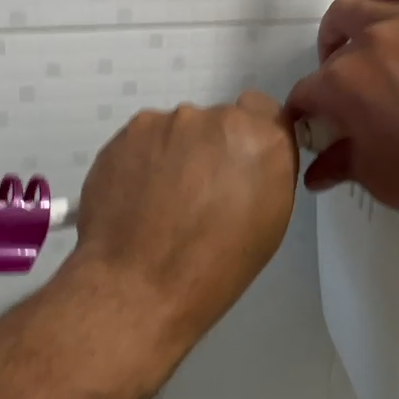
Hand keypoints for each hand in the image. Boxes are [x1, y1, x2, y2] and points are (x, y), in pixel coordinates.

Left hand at [68, 92, 300, 342]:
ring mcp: (169, 122)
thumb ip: (266, 174)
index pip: (264, 112)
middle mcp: (218, 119)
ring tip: (160, 202)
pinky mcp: (128, 132)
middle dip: (212, 150)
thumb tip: (248, 163)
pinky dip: (144, 160)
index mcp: (263, 140)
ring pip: (179, 130)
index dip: (251, 138)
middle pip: (219, 122)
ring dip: (176, 155)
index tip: (238, 166)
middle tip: (197, 194)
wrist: (137, 286)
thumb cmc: (215, 269)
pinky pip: (145, 139)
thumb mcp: (269, 223)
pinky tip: (136, 198)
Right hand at [286, 0, 398, 218]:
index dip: (306, 113)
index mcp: (344, 85)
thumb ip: (345, 165)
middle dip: (330, 67)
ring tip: (368, 45)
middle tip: (350, 92)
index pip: (307, 94)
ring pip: (359, 2)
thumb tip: (317, 169)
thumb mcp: (386, 180)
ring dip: (353, 24)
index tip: (316, 126)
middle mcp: (367, 40)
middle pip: (331, 42)